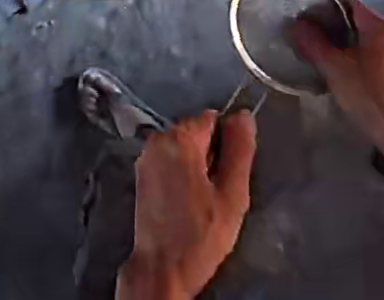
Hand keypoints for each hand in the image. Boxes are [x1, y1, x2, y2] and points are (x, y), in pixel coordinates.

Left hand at [120, 109, 255, 299]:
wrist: (162, 268)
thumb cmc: (201, 235)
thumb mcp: (232, 195)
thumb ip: (240, 151)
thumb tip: (243, 115)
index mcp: (179, 138)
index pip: (212, 119)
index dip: (226, 143)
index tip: (229, 171)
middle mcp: (158, 137)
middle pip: (195, 131)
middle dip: (210, 153)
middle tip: (217, 190)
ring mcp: (146, 154)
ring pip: (181, 145)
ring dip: (195, 162)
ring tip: (201, 198)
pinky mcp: (140, 171)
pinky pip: (168, 158)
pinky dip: (179, 170)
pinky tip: (185, 200)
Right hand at [291, 0, 383, 175]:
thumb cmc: (373, 102)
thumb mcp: (335, 71)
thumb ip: (313, 43)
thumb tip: (297, 25)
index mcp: (383, 28)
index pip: (349, 4)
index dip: (326, 10)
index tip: (310, 24)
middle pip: (362, 23)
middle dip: (338, 31)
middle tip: (317, 46)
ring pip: (374, 43)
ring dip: (353, 48)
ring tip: (334, 65)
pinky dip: (369, 63)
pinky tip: (358, 81)